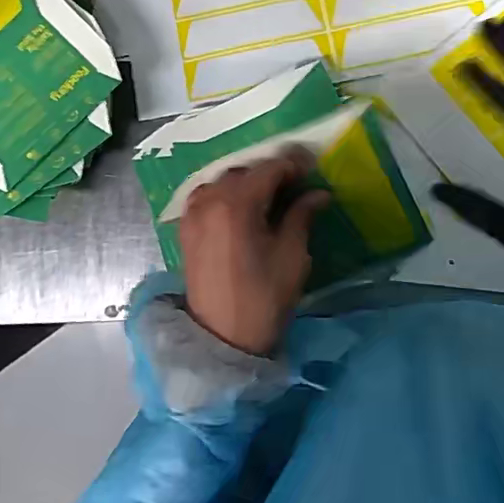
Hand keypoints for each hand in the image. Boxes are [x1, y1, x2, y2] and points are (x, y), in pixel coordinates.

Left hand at [178, 152, 331, 355]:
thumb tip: (318, 193)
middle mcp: (209, 199)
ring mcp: (192, 212)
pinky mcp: (185, 227)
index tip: (312, 170)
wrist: (221, 336)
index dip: (293, 165)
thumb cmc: (263, 298)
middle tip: (296, 186)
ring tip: (269, 199)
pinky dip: (223, 195)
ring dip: (245, 183)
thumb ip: (301, 216)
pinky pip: (205, 197)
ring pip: (221, 182)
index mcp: (236, 203)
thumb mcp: (292, 256)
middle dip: (269, 173)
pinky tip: (240, 210)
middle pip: (243, 172)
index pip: (268, 169)